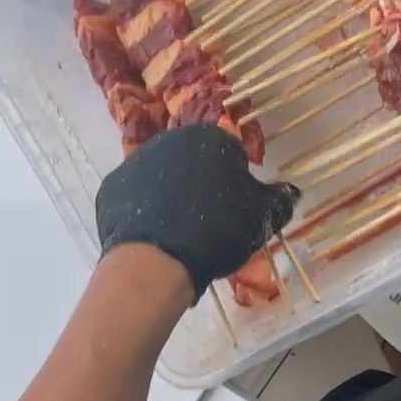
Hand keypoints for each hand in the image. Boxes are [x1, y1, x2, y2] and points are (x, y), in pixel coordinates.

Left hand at [96, 124, 300, 296]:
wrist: (157, 261)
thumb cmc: (216, 232)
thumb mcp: (260, 219)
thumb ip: (278, 200)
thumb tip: (290, 191)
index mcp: (209, 138)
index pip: (231, 155)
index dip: (237, 183)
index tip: (236, 211)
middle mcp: (169, 139)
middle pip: (193, 163)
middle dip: (202, 188)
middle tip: (209, 226)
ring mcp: (135, 163)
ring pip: (162, 180)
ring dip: (172, 200)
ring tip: (180, 237)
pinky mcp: (111, 189)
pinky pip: (136, 199)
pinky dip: (146, 214)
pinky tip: (155, 239)